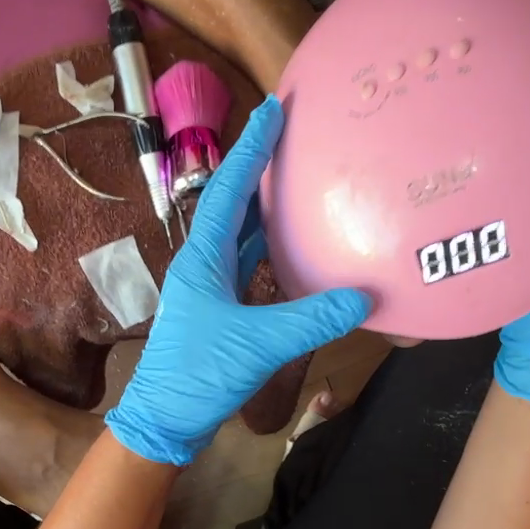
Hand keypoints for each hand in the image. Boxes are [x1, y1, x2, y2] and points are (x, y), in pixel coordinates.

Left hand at [106, 98, 370, 465]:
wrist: (164, 420)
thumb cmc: (199, 375)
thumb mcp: (258, 344)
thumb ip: (311, 320)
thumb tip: (364, 298)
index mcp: (203, 259)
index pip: (229, 191)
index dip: (251, 149)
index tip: (273, 108)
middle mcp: (203, 265)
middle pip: (233, 205)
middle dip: (259, 169)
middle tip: (293, 137)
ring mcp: (209, 289)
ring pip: (239, 236)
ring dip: (264, 208)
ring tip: (298, 182)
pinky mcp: (219, 312)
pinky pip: (246, 266)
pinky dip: (268, 250)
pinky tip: (292, 247)